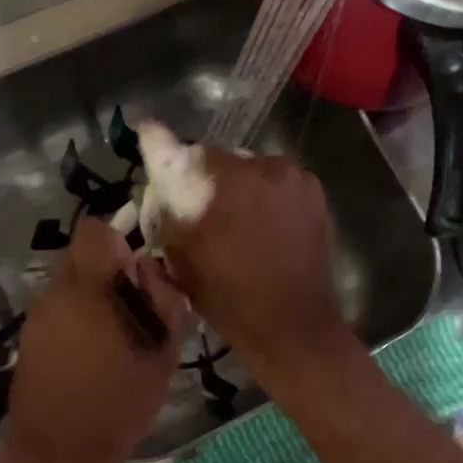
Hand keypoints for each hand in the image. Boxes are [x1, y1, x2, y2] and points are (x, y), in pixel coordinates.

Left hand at [4, 215, 187, 462]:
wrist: (59, 455)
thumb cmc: (118, 407)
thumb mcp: (160, 357)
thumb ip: (162, 303)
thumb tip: (150, 268)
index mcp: (88, 293)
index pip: (94, 231)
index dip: (118, 241)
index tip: (137, 271)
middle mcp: (54, 296)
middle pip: (80, 257)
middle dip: (108, 273)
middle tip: (134, 308)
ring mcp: (36, 318)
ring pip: (68, 285)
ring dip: (93, 298)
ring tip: (117, 337)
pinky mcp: (28, 339)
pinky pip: (57, 312)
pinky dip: (76, 320)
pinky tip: (93, 355)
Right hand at [159, 146, 351, 375]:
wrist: (291, 324)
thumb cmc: (228, 297)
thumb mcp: (182, 257)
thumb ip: (167, 211)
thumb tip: (159, 177)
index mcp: (226, 179)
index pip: (185, 151)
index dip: (163, 149)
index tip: (148, 137)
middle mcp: (263, 166)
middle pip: (220, 160)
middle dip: (204, 178)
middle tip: (195, 208)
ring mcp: (295, 178)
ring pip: (251, 170)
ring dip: (236, 187)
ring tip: (230, 221)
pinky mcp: (314, 195)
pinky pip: (277, 184)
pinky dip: (263, 197)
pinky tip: (257, 226)